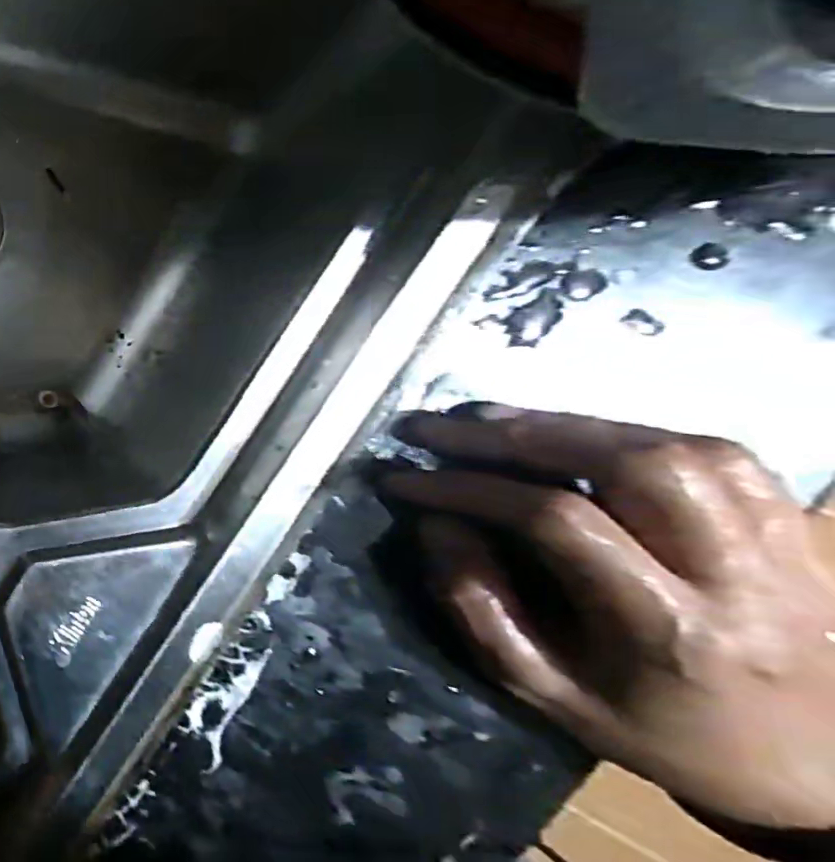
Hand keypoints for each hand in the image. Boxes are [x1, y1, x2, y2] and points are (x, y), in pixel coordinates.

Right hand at [382, 405, 834, 830]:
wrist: (815, 772)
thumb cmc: (653, 729)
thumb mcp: (541, 688)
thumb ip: (475, 604)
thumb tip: (435, 521)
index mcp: (669, 629)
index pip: (556, 519)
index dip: (466, 488)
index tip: (401, 479)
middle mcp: (738, 579)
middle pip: (631, 465)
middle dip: (515, 435)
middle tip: (438, 428)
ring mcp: (784, 550)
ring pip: (678, 447)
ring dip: (569, 425)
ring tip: (493, 423)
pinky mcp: (799, 533)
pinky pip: (720, 455)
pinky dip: (632, 432)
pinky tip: (577, 437)